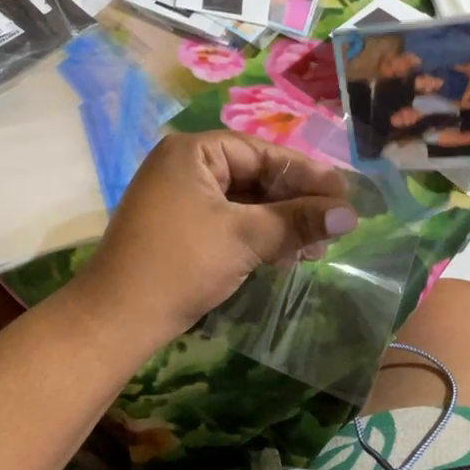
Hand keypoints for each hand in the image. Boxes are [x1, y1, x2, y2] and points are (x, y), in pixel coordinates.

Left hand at [70, 132, 355, 339]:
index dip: (306, 174)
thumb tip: (350, 213)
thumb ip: (297, 221)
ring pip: (243, 201)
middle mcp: (182, 165)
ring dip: (279, 222)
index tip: (345, 194)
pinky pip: (227, 219)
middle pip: (253, 175)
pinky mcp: (179, 226)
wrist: (118, 317)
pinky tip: (285, 255)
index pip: (261, 152)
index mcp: (192, 151)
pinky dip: (256, 234)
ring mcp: (178, 196)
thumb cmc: (181, 263)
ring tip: (316, 248)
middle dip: (295, 202)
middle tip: (336, 224)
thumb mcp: (245, 238)